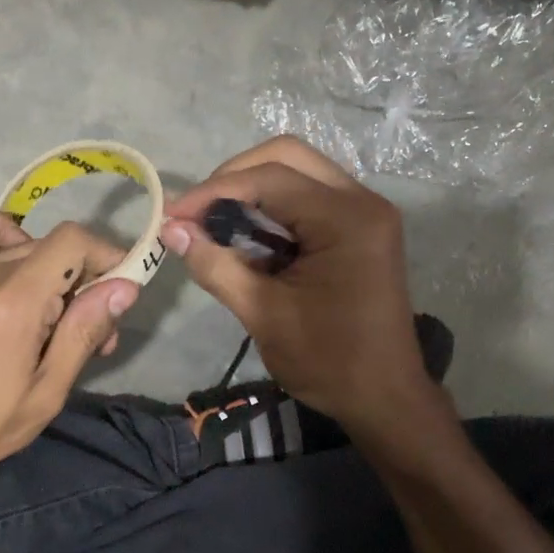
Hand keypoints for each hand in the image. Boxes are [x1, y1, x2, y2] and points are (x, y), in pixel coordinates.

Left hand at [0, 213, 136, 492]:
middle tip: (91, 333)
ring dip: (49, 270)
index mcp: (14, 303)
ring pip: (18, 247)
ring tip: (53, 313)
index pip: (72, 242)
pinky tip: (11, 261)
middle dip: (83, 280)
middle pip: (50, 248)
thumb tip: (125, 287)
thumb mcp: (47, 391)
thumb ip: (84, 332)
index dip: (105, 256)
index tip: (118, 290)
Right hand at [162, 136, 434, 431]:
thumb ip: (216, 266)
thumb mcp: (263, 314)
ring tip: (210, 225)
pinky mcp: (358, 229)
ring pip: (297, 172)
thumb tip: (171, 230)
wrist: (382, 396)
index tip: (171, 216)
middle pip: (286, 156)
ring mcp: (364, 212)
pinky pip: (307, 199)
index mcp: (347, 219)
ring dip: (250, 192)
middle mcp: (362, 201)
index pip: (269, 179)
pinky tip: (243, 238)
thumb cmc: (326, 360)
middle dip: (232, 178)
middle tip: (194, 213)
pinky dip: (270, 209)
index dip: (213, 192)